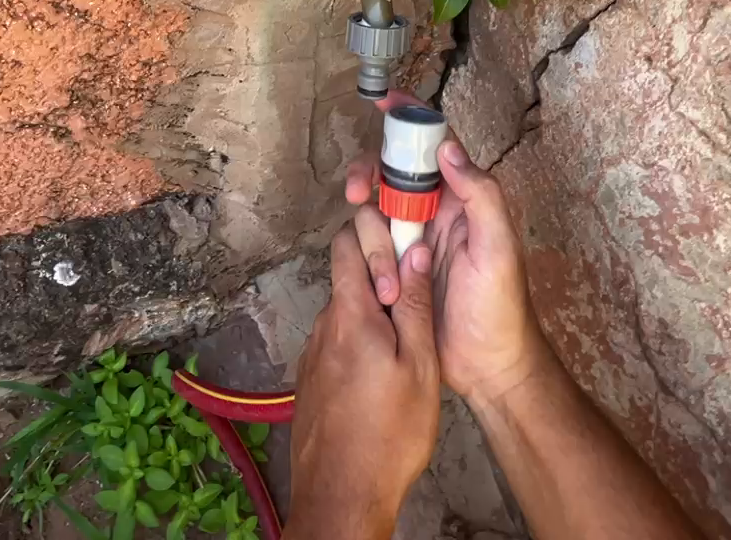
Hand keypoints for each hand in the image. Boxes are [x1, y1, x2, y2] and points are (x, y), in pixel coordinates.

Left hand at [285, 223, 439, 538]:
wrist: (341, 496)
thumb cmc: (390, 432)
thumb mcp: (420, 366)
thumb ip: (414, 304)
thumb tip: (415, 249)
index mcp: (350, 312)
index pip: (347, 242)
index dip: (373, 234)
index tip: (404, 249)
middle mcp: (324, 323)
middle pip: (348, 278)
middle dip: (379, 280)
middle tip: (412, 309)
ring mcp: (313, 351)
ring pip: (345, 313)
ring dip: (371, 317)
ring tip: (403, 351)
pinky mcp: (310, 377)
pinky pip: (336, 342)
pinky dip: (358, 344)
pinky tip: (379, 378)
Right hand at [343, 93, 550, 408]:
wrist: (486, 368)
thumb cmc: (500, 306)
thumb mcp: (499, 247)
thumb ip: (480, 194)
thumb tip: (446, 148)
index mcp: (461, 197)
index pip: (433, 145)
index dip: (408, 119)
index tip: (382, 101)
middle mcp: (432, 210)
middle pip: (389, 172)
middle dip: (369, 174)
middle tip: (358, 191)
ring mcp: (408, 238)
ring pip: (372, 210)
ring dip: (372, 238)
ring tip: (388, 278)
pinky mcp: (391, 265)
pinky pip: (364, 244)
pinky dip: (363, 257)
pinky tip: (377, 283)